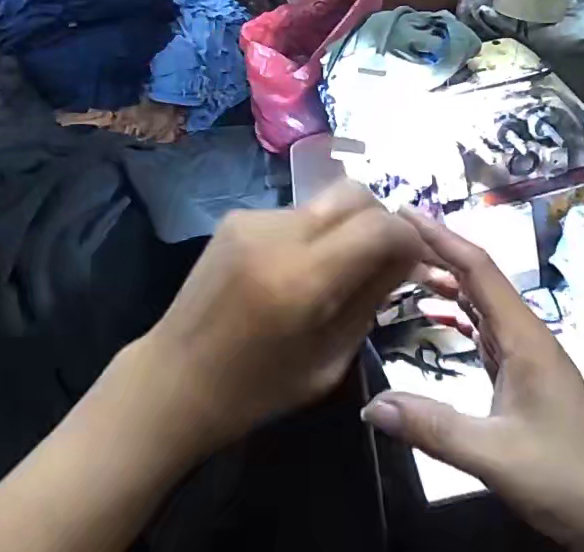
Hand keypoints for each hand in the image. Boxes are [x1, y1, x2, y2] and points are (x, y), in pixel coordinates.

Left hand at [136, 183, 425, 457]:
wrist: (171, 383)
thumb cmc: (255, 389)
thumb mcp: (330, 360)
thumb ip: (372, 298)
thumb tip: (406, 255)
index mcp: (304, 280)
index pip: (381, 227)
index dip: (407, 238)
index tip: (412, 260)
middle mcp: (279, 236)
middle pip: (356, 193)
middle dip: (381, 219)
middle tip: (382, 255)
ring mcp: (254, 220)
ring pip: (327, 201)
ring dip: (345, 227)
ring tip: (334, 267)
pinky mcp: (238, 217)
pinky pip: (297, 212)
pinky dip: (312, 232)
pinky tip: (295, 267)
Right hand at [363, 210, 583, 551]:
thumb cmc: (566, 476)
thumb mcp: (495, 455)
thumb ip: (434, 427)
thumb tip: (372, 405)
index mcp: (523, 335)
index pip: (477, 268)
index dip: (440, 236)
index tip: (405, 211)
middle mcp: (525, 333)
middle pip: (478, 277)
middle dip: (438, 250)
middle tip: (392, 234)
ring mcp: (526, 353)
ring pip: (481, 301)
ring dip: (446, 279)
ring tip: (405, 266)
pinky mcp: (524, 374)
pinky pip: (484, 329)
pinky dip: (458, 314)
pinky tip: (437, 314)